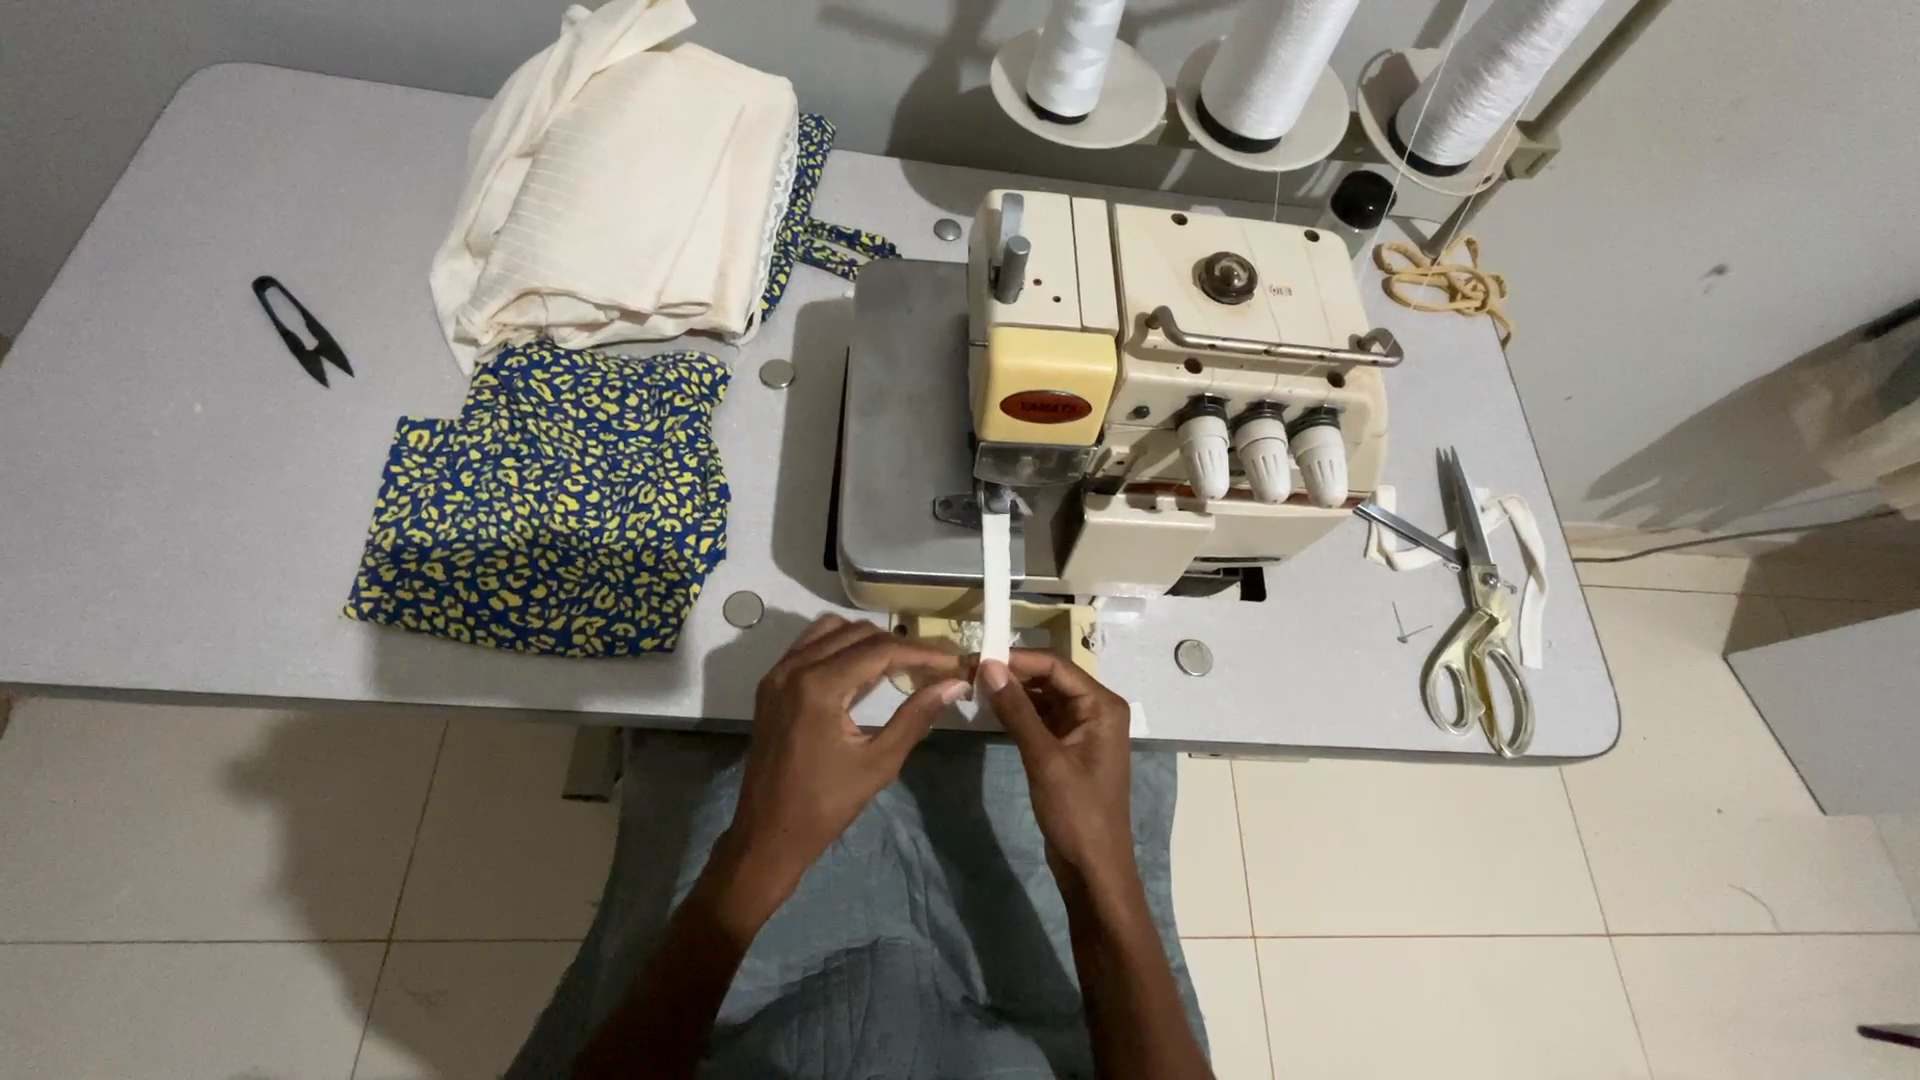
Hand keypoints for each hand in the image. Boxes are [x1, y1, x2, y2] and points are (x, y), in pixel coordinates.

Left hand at [720, 615, 967, 907]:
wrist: (768, 833)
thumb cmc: (826, 804)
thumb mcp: (879, 762)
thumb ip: (917, 716)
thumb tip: (954, 684)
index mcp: (819, 686)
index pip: (880, 650)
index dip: (921, 653)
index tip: (952, 662)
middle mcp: (794, 668)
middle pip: (857, 634)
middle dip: (898, 645)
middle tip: (931, 667)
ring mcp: (777, 673)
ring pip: (831, 630)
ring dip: (867, 641)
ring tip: (898, 664)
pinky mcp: (771, 684)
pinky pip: (809, 645)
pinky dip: (839, 647)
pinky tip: (862, 670)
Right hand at [981, 650, 1135, 881]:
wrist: (1094, 869)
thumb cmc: (1077, 813)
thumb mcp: (1044, 759)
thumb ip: (1017, 710)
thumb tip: (988, 667)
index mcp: (1102, 705)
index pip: (1056, 666)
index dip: (1017, 659)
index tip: (977, 658)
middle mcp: (1096, 710)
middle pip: (1050, 677)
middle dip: (1012, 673)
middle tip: (969, 671)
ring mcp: (1083, 729)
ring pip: (1044, 697)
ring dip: (1013, 692)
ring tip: (973, 687)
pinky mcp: (1068, 747)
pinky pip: (1041, 718)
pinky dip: (1018, 713)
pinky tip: (991, 710)